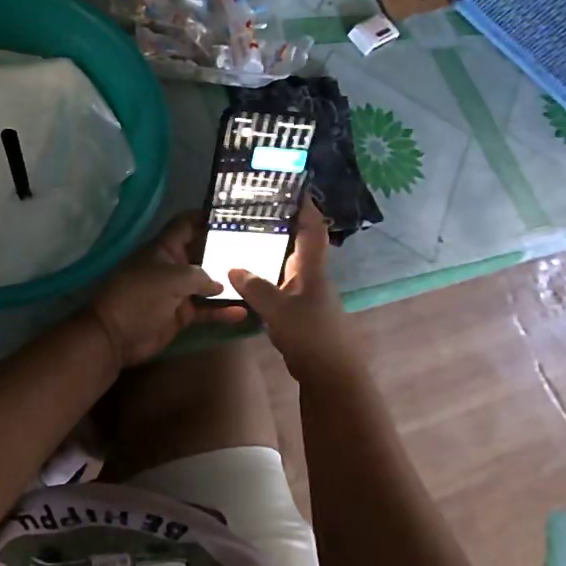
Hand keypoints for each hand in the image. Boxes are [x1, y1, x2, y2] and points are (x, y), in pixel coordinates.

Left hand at [89, 213, 247, 366]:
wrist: (115, 335)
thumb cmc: (139, 296)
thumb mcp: (171, 278)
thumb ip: (200, 275)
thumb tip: (220, 283)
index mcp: (166, 248)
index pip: (187, 223)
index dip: (207, 216)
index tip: (236, 215)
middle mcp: (174, 266)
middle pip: (204, 252)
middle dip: (228, 250)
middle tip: (261, 249)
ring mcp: (178, 291)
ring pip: (210, 283)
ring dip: (230, 283)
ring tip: (259, 281)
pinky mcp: (182, 314)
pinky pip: (207, 309)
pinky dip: (223, 311)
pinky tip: (244, 312)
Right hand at [228, 200, 358, 376]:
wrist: (331, 376)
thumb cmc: (311, 336)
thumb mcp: (279, 310)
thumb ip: (257, 288)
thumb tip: (234, 268)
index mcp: (312, 272)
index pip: (312, 231)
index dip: (306, 209)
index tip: (294, 189)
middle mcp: (311, 280)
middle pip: (297, 247)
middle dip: (280, 230)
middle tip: (253, 215)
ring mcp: (306, 299)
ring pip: (286, 270)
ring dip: (270, 257)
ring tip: (244, 243)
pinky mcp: (299, 316)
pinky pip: (280, 290)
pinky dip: (265, 282)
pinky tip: (246, 283)